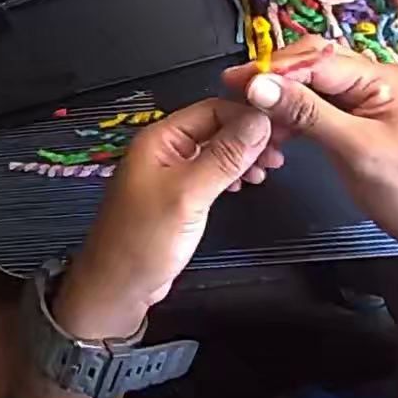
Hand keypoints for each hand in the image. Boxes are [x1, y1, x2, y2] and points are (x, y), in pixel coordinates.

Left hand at [55, 99, 280, 338]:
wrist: (117, 287)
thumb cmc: (143, 240)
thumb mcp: (188, 194)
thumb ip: (224, 156)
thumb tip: (259, 120)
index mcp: (161, 138)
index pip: (212, 109)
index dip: (247, 116)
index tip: (281, 130)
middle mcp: (165, 148)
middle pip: (215, 127)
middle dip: (249, 136)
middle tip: (280, 152)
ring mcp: (171, 171)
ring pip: (215, 149)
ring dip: (243, 155)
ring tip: (268, 169)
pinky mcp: (178, 193)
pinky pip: (210, 171)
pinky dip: (231, 173)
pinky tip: (246, 182)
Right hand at [222, 38, 397, 249]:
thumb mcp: (357, 150)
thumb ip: (307, 113)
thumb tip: (259, 85)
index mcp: (383, 77)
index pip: (317, 60)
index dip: (274, 69)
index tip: (235, 80)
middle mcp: (373, 79)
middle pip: (312, 63)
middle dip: (275, 76)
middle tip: (237, 90)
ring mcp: (365, 98)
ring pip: (311, 84)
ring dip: (281, 97)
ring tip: (252, 113)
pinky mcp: (356, 118)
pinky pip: (316, 105)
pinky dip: (293, 114)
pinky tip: (276, 130)